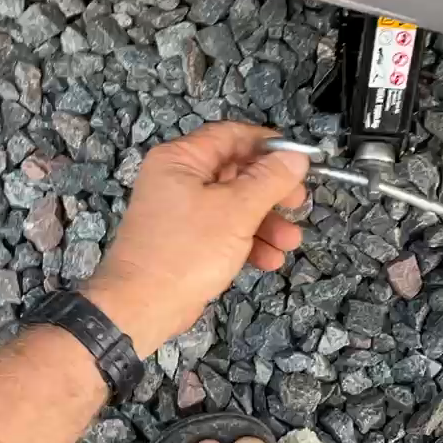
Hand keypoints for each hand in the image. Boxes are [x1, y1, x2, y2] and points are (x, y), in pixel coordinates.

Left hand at [83, 123, 308, 354]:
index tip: (298, 161)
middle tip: (298, 203)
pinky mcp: (187, 242)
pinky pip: (224, 232)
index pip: (231, 136)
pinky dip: (248, 242)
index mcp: (181, 159)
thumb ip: (270, 180)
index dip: (268, 145)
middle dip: (272, 191)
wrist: (143, 306)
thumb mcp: (236, 210)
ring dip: (266, 223)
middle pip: (237, 173)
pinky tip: (269, 259)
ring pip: (235, 206)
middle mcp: (178, 180)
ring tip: (289, 241)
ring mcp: (181, 212)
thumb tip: (296, 157)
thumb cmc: (184, 252)